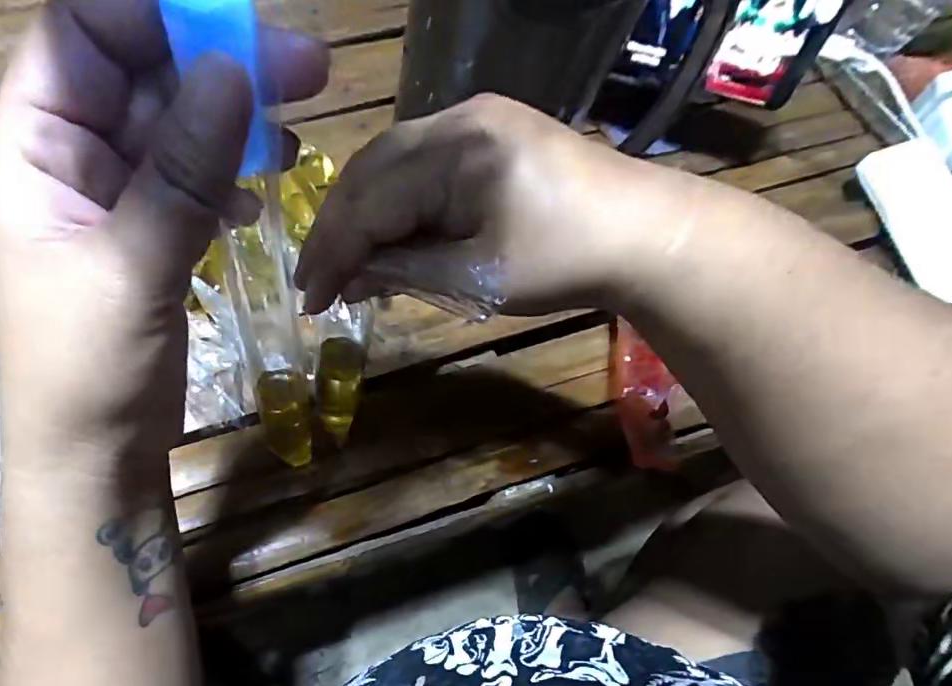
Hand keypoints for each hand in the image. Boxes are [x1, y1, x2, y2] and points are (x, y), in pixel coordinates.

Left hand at [0, 0, 328, 468]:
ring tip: (295, 138)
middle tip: (306, 71)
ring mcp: (110, 204)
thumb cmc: (89, 374)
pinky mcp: (146, 242)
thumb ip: (179, 174)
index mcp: (33, 149)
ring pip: (173, 129)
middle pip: (139, 73)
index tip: (236, 19)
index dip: (152, 11)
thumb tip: (231, 71)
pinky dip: (227, 180)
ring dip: (232, 124)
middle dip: (216, 62)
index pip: (81, 32)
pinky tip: (260, 195)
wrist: (94, 458)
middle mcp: (67, 162)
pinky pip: (189, 184)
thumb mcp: (131, 271)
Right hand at [296, 94, 681, 316]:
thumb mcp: (474, 278)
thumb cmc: (561, 261)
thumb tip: (344, 282)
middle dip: (334, 232)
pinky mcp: (480, 139)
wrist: (641, 233)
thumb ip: (401, 272)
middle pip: (368, 173)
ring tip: (338, 269)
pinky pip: (415, 170)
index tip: (310, 299)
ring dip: (357, 220)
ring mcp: (470, 123)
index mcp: (457, 150)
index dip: (332, 253)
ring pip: (386, 168)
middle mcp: (456, 120)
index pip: (369, 201)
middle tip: (312, 283)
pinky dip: (390, 210)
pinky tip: (380, 244)